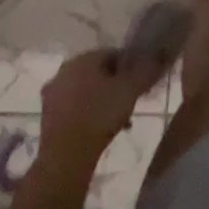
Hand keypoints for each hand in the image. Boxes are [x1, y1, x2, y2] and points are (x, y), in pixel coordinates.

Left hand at [35, 47, 168, 178]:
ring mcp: (52, 93)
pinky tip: (100, 129)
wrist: (66, 156)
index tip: (142, 84)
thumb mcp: (132, 89)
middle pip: (99, 72)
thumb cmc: (101, 115)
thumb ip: (148, 69)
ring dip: (103, 100)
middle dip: (116, 85)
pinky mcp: (47, 115)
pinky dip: (88, 113)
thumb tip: (162, 53)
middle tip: (131, 102)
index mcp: (83, 58)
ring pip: (86, 90)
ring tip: (119, 120)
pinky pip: (74, 106)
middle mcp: (64, 69)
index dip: (132, 67)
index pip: (114, 53)